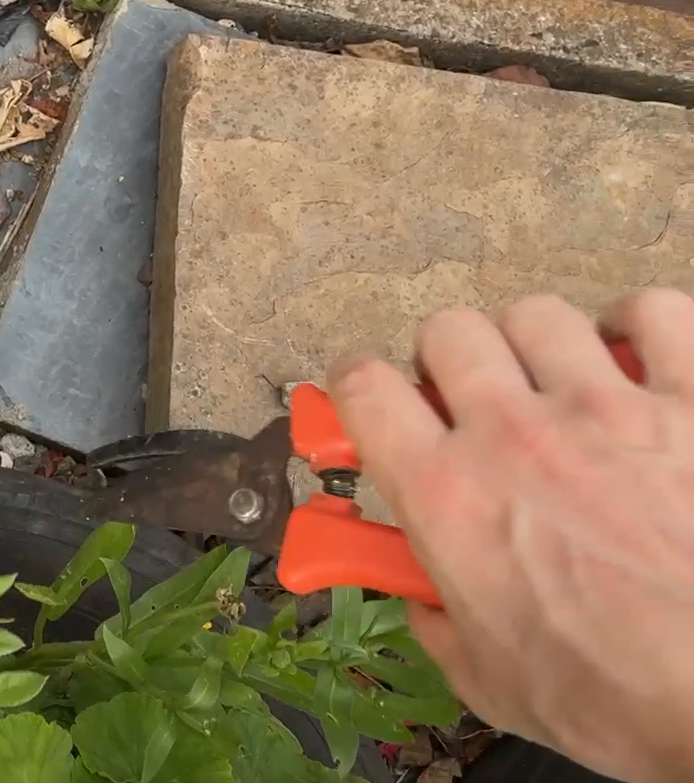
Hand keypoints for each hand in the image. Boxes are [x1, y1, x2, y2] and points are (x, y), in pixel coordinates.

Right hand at [329, 290, 693, 781]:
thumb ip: (437, 622)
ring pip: (536, 315)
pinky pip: (660, 314)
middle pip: (447, 332)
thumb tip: (424, 602)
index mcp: (442, 489)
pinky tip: (647, 365)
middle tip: (476, 400)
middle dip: (451, 361)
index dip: (357, 385)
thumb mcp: (492, 679)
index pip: (359, 384)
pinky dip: (646, 328)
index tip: (376, 404)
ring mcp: (613, 413)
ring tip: (563, 381)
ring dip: (539, 343)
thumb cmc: (632, 703)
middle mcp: (512, 434)